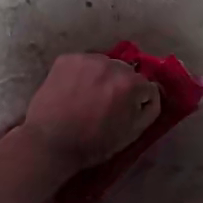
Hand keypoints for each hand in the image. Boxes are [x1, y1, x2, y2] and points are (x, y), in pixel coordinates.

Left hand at [18, 53, 161, 169]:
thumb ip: (150, 110)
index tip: (126, 113)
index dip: (139, 102)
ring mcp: (87, 59)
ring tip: (89, 96)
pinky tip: (74, 90)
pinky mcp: (67, 59)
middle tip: (107, 105)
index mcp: (130, 83)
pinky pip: (84, 63)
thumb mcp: (132, 134)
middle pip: (127, 72)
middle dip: (122, 86)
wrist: (49, 143)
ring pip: (105, 64)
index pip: (148, 86)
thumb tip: (153, 95)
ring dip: (102, 77)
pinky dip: (83, 74)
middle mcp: (111, 64)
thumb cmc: (94, 144)